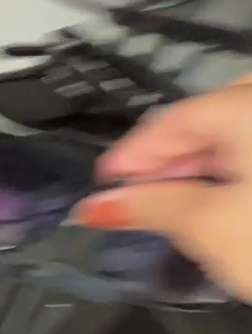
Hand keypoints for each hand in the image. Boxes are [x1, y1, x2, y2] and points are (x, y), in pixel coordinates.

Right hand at [78, 75, 251, 301]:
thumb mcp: (206, 228)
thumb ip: (146, 207)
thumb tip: (97, 205)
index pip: (176, 118)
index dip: (132, 153)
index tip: (105, 185)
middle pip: (229, 106)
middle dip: (185, 144)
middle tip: (152, 185)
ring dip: (226, 153)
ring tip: (199, 193)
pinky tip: (245, 194)